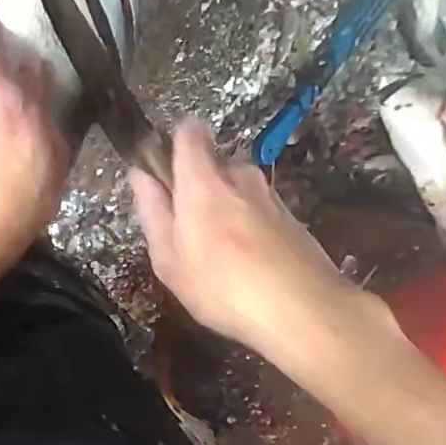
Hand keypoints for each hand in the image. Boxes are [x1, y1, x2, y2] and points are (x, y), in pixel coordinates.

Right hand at [131, 121, 384, 364]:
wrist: (304, 311)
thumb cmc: (223, 289)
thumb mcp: (170, 260)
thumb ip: (153, 212)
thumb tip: (140, 176)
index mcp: (203, 182)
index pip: (188, 133)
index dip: (173, 145)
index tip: (165, 174)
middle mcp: (240, 177)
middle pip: (213, 165)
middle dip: (200, 188)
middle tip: (190, 233)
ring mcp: (270, 195)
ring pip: (239, 189)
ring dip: (227, 210)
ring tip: (222, 256)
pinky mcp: (292, 217)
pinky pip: (260, 211)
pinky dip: (251, 227)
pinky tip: (250, 265)